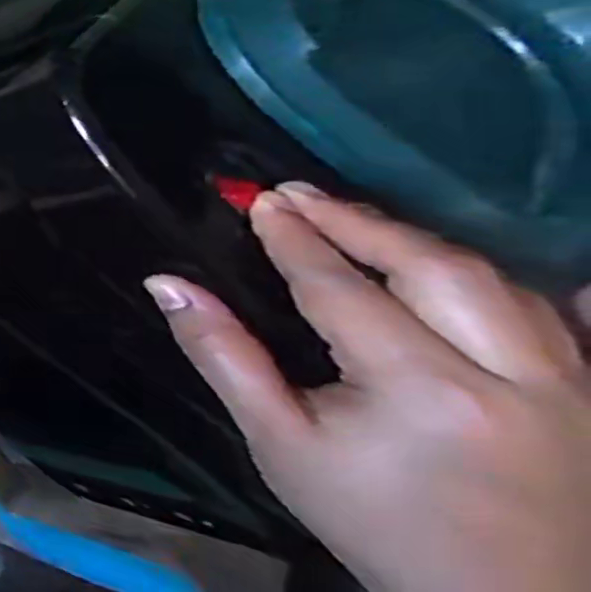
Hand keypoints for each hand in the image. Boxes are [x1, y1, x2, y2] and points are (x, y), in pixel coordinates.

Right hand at [146, 183, 590, 591]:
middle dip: (358, 221)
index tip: (255, 200)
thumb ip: (221, 355)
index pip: (343, 288)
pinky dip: (539, 285)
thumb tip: (166, 283)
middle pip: (436, 269)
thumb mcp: (278, 441)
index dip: (293, 239)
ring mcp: (579, 393)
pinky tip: (508, 266)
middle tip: (296, 194)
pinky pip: (580, 324)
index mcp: (425, 390)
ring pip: (501, 286)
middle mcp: (516, 380)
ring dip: (421, 243)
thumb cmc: (376, 521)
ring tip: (358, 221)